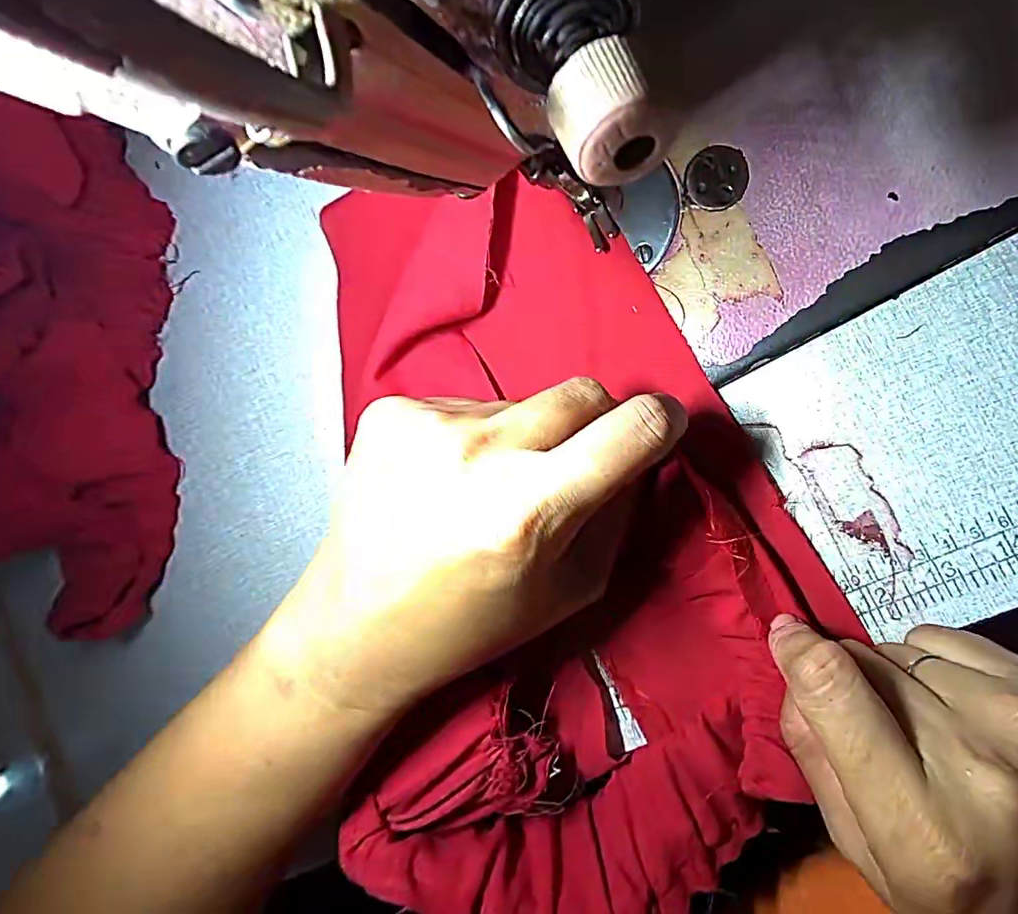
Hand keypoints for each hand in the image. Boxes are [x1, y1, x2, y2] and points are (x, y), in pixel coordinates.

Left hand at [258, 377, 685, 718]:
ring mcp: (429, 423)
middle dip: (597, 420)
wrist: (355, 625)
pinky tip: (445, 477)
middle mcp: (479, 452)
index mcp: (529, 509)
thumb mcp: (571, 590)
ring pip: (522, 400)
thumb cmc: (471, 622)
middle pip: (581, 392)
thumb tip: (641, 452)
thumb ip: (619, 514)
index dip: (661, 419)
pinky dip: (475, 434)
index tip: (662, 422)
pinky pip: (469, 403)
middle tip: (574, 460)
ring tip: (487, 485)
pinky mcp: (391, 409)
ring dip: (525, 433)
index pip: (631, 428)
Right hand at [769, 619, 1017, 913]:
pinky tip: (961, 710)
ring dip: (896, 676)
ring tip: (931, 729)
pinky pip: (942, 638)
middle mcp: (978, 766)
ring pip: (901, 648)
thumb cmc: (964, 887)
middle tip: (877, 725)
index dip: (799, 653)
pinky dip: (934, 663)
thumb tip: (793, 666)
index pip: (837, 694)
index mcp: (925, 831)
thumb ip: (817, 760)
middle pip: (866, 663)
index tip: (784, 635)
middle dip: (849, 676)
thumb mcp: (870, 855)